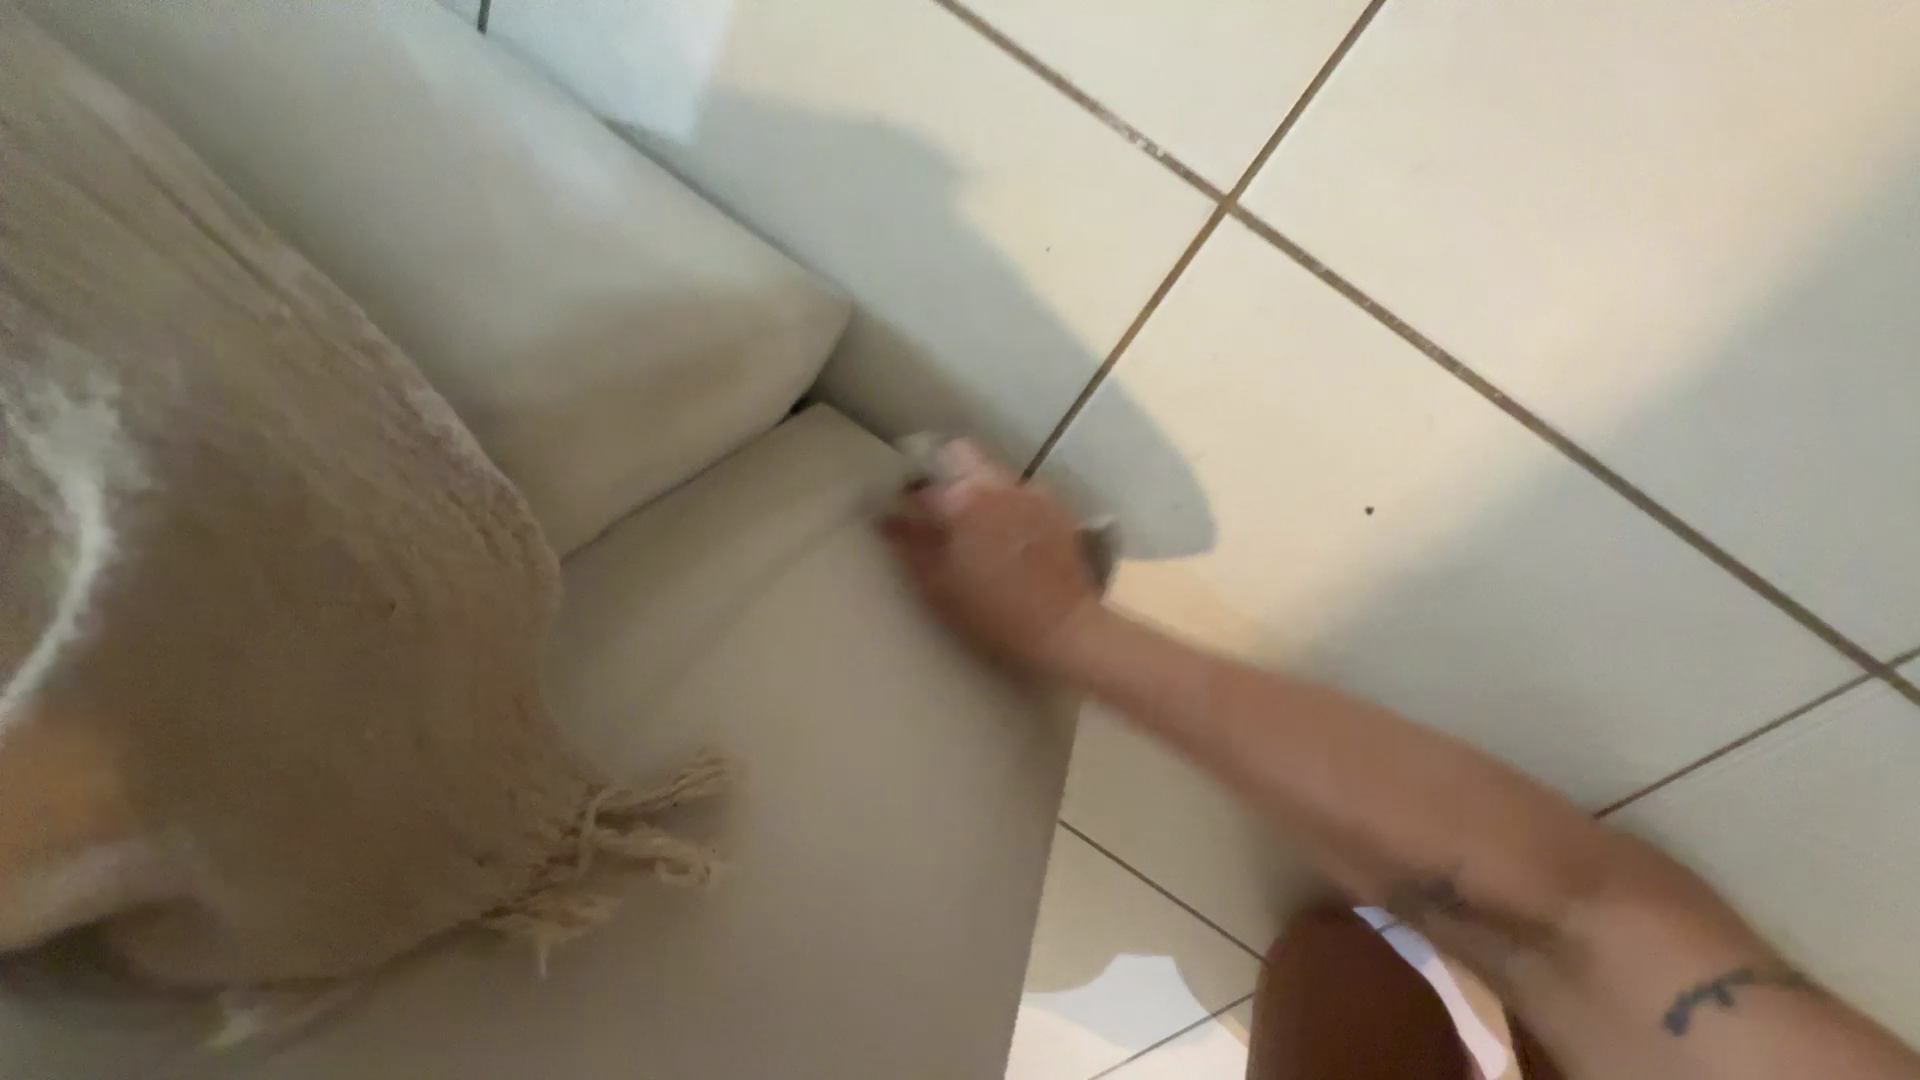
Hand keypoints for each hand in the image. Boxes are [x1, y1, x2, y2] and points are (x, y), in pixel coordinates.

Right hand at [878, 439, 1103, 673]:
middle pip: (962, 455)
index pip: (922, 481)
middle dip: (944, 474)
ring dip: (979, 493)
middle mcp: (999, 484)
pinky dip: (1008, 509)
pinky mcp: (1058, 511)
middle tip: (937, 509)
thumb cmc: (994, 614)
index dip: (907, 495)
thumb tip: (887, 520)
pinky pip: (1022, 497)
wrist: (1065, 629)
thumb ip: (910, 546)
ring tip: (975, 530)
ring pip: (994, 476)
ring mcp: (1033, 494)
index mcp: (964, 499)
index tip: (900, 510)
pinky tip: (1009, 541)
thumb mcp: (938, 586)